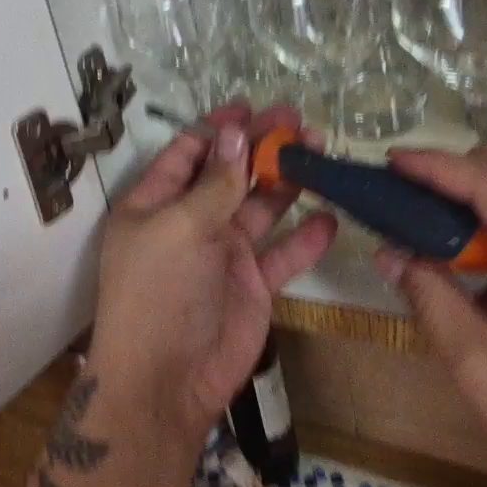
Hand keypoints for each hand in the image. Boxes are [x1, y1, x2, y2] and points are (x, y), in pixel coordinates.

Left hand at [86, 101, 337, 446]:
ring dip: (286, 182)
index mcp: (155, 204)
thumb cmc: (159, 293)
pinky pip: (282, 254)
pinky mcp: (252, 285)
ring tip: (320, 154)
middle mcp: (189, 222)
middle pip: (230, 174)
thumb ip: (214, 183)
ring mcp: (222, 253)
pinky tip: (330, 218)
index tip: (250, 106)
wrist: (167, 380)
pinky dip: (305, 238)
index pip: (188, 154)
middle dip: (261, 147)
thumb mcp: (180, 228)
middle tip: (298, 122)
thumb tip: (235, 132)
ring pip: (259, 207)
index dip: (218, 129)